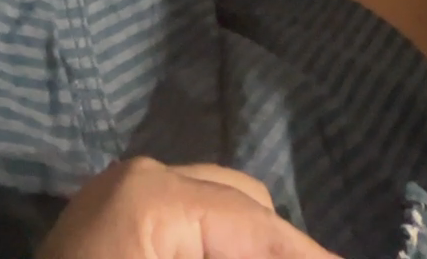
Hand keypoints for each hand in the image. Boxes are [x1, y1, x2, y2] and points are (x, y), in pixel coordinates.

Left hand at [39, 158, 338, 258]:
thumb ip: (253, 256)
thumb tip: (315, 258)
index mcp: (155, 197)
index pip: (258, 224)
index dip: (308, 254)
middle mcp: (142, 175)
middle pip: (245, 204)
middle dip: (278, 247)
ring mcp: (121, 192)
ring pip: (217, 208)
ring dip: (247, 244)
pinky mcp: (111, 217)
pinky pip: (185, 220)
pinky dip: (211, 243)